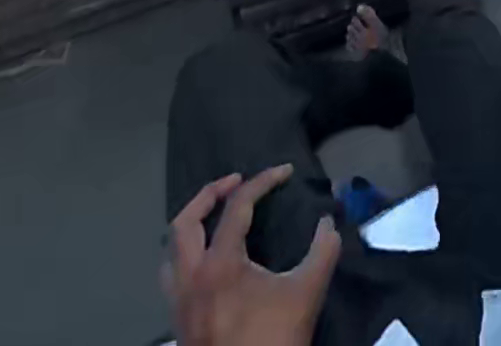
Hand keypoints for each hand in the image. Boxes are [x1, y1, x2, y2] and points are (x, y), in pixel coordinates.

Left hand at [164, 164, 341, 345]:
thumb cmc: (273, 344)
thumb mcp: (306, 294)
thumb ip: (322, 251)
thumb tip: (329, 222)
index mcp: (219, 265)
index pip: (237, 206)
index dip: (263, 181)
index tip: (286, 172)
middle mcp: (191, 277)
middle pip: (185, 220)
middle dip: (211, 193)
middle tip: (237, 181)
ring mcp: (179, 303)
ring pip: (171, 249)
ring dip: (191, 224)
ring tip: (216, 216)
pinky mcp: (178, 324)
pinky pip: (172, 275)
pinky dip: (186, 255)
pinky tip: (208, 261)